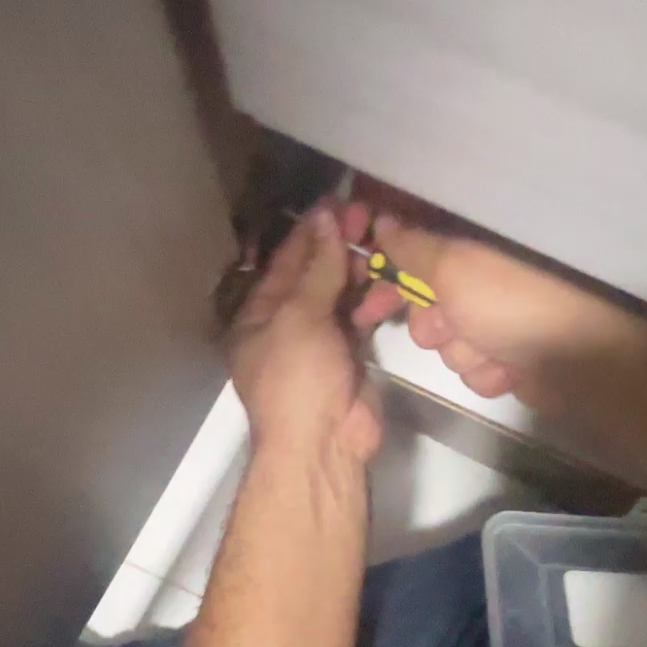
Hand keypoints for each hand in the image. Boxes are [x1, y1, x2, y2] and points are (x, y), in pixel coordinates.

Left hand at [228, 203, 396, 465]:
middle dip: (338, 247)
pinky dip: (373, 300)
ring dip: (358, 270)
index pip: (284, 264)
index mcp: (257, 318)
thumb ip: (317, 269)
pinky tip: (389, 278)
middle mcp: (286, 327)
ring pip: (340, 296)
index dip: (309, 232)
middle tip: (366, 215)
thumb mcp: (299, 318)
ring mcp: (319, 344)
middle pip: (314, 277)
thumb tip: (325, 220)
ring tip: (381, 240)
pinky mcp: (350, 358)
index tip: (335, 202)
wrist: (324, 444)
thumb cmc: (296, 379)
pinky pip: (360, 320)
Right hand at [369, 214, 646, 409]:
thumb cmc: (512, 304)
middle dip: (435, 327)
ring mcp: (495, 322)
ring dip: (465, 353)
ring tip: (494, 349)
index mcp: (471, 251)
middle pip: (423, 310)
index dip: (388, 282)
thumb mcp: (454, 268)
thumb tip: (381, 221)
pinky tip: (510, 367)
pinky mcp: (507, 358)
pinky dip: (488, 372)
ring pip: (448, 346)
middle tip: (451, 326)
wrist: (577, 359)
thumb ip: (413, 247)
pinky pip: (474, 370)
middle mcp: (480, 283)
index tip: (366, 305)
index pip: (414, 259)